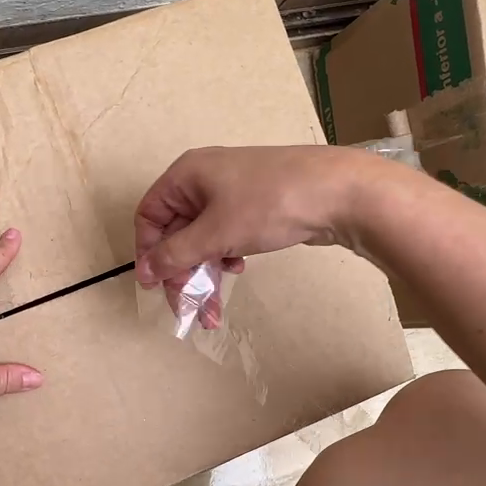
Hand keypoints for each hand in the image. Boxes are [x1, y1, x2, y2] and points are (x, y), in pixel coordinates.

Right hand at [133, 145, 395, 305]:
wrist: (339, 193)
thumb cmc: (270, 204)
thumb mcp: (216, 233)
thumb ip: (176, 254)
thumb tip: (145, 271)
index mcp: (187, 175)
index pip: (149, 215)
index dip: (148, 251)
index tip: (155, 286)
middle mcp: (204, 181)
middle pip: (176, 233)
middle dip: (182, 274)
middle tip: (190, 309)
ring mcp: (230, 194)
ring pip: (202, 241)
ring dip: (204, 276)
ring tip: (213, 310)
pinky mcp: (253, 209)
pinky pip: (224, 238)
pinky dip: (224, 260)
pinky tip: (238, 270)